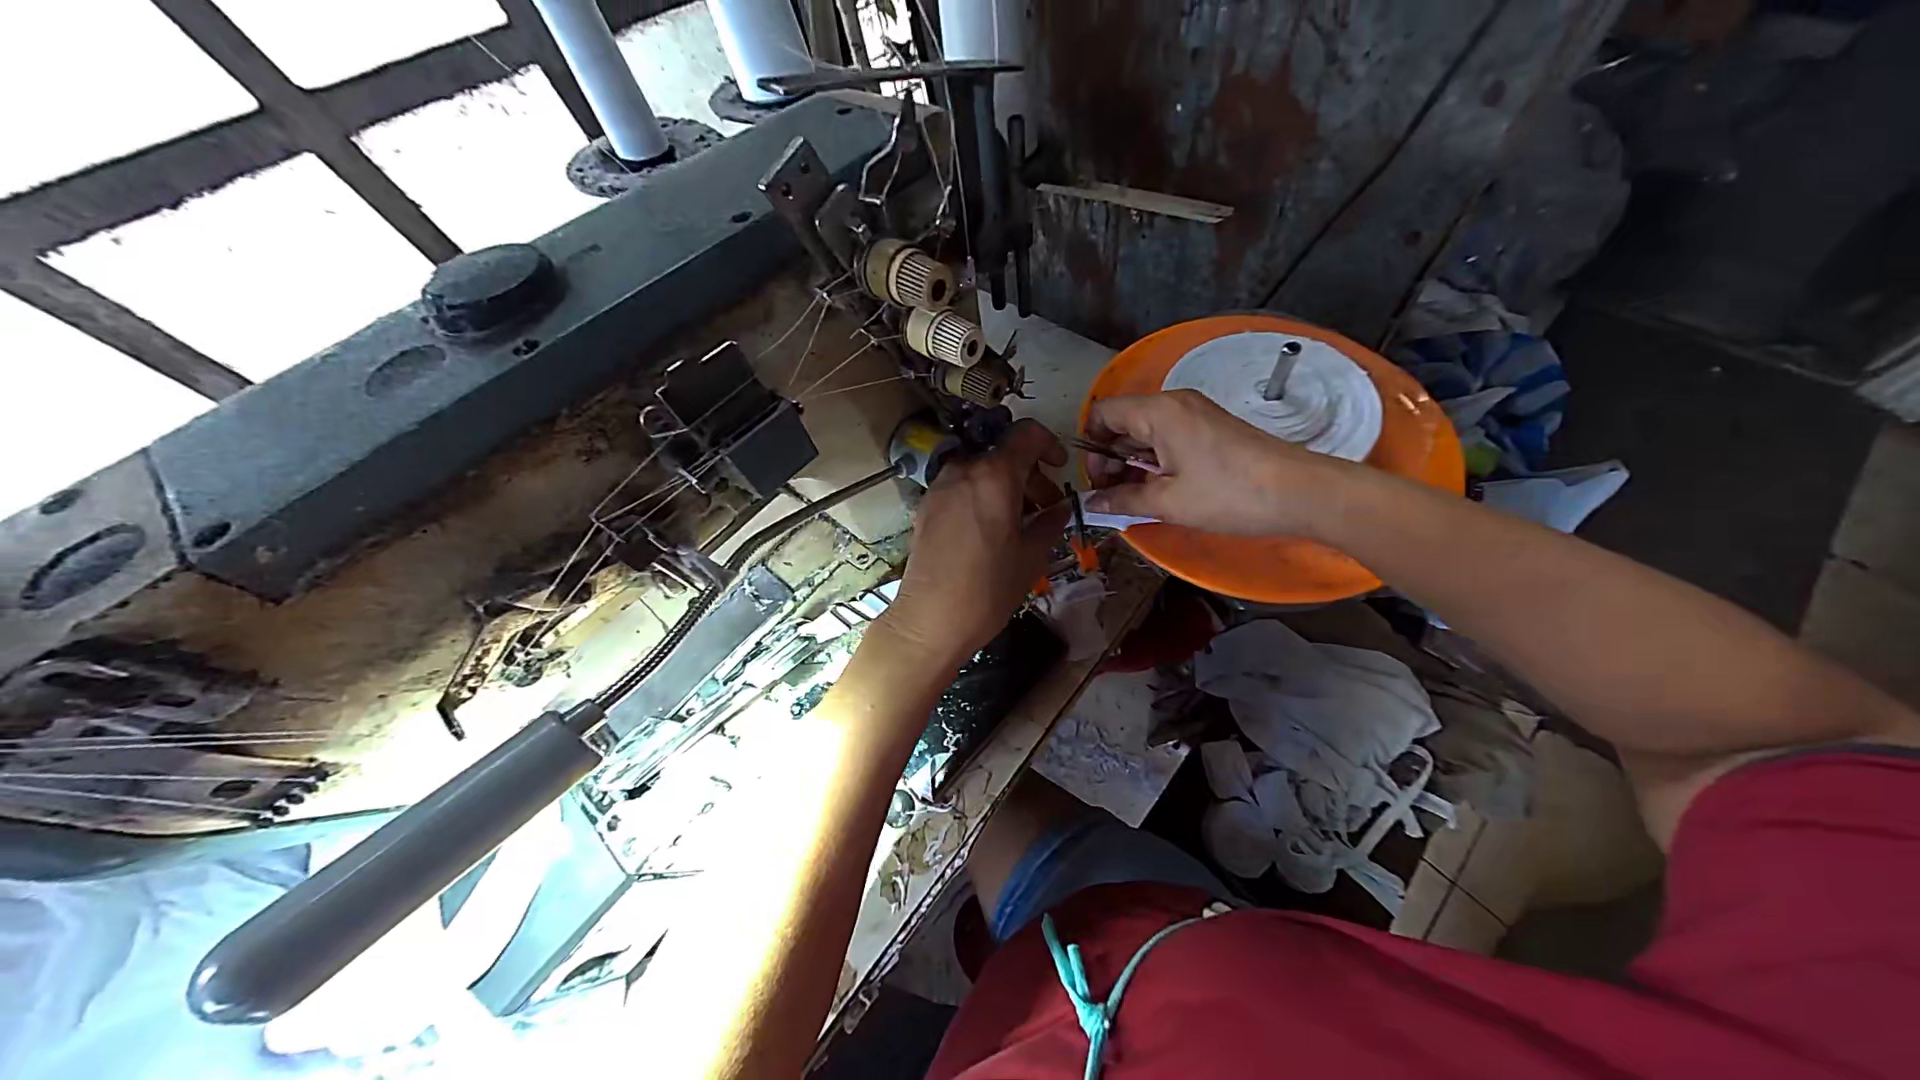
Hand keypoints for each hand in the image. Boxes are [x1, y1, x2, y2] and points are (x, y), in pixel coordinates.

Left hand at [882, 419, 1071, 664]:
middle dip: (1029, 476)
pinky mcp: (926, 507)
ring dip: (1005, 488)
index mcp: (995, 476)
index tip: (1058, 467)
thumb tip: (1061, 509)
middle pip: (1003, 455)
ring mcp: (940, 488)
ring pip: (980, 472)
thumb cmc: (988, 589)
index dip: (1049, 444)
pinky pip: (961, 489)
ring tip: (1019, 524)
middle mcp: (963, 471)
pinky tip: (991, 532)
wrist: (930, 620)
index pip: (1027, 435)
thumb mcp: (1032, 556)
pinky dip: (981, 498)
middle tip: (1045, 509)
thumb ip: (1051, 523)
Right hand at [1082, 390, 1354, 536]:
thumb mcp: (1167, 502)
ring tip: (1136, 498)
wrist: (1299, 492)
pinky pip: (1169, 437)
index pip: (1103, 413)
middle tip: (1113, 495)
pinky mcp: (1211, 427)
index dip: (1090, 446)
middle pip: (1123, 421)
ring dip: (1133, 463)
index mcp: (1158, 411)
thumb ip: (1122, 500)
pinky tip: (1161, 489)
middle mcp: (1175, 403)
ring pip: (1146, 432)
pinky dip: (1156, 460)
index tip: (1097, 480)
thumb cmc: (1228, 494)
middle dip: (1110, 458)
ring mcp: (1196, 413)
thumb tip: (1092, 504)